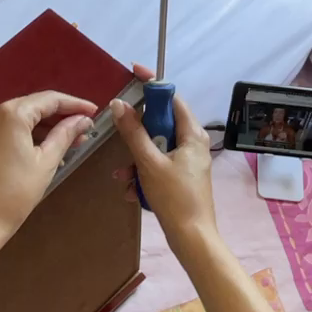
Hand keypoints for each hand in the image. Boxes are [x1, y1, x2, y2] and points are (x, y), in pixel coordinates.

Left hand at [0, 91, 97, 281]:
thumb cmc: (15, 193)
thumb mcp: (46, 162)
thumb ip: (65, 134)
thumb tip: (83, 120)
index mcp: (11, 113)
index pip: (49, 99)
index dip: (74, 104)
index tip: (94, 111)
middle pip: (33, 106)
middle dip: (60, 117)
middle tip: (84, 129)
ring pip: (21, 118)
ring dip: (45, 127)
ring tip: (70, 142)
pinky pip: (8, 129)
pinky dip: (27, 135)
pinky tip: (46, 148)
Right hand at [110, 65, 216, 245]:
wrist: (192, 238)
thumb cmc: (175, 198)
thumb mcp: (149, 162)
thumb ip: (133, 132)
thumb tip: (119, 105)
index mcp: (192, 134)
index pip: (172, 98)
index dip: (153, 85)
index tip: (134, 72)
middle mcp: (193, 143)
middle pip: (160, 124)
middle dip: (137, 135)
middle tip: (122, 140)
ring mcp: (187, 162)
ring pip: (155, 148)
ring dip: (135, 161)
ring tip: (125, 178)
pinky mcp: (180, 178)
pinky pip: (157, 166)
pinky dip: (143, 175)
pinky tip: (132, 192)